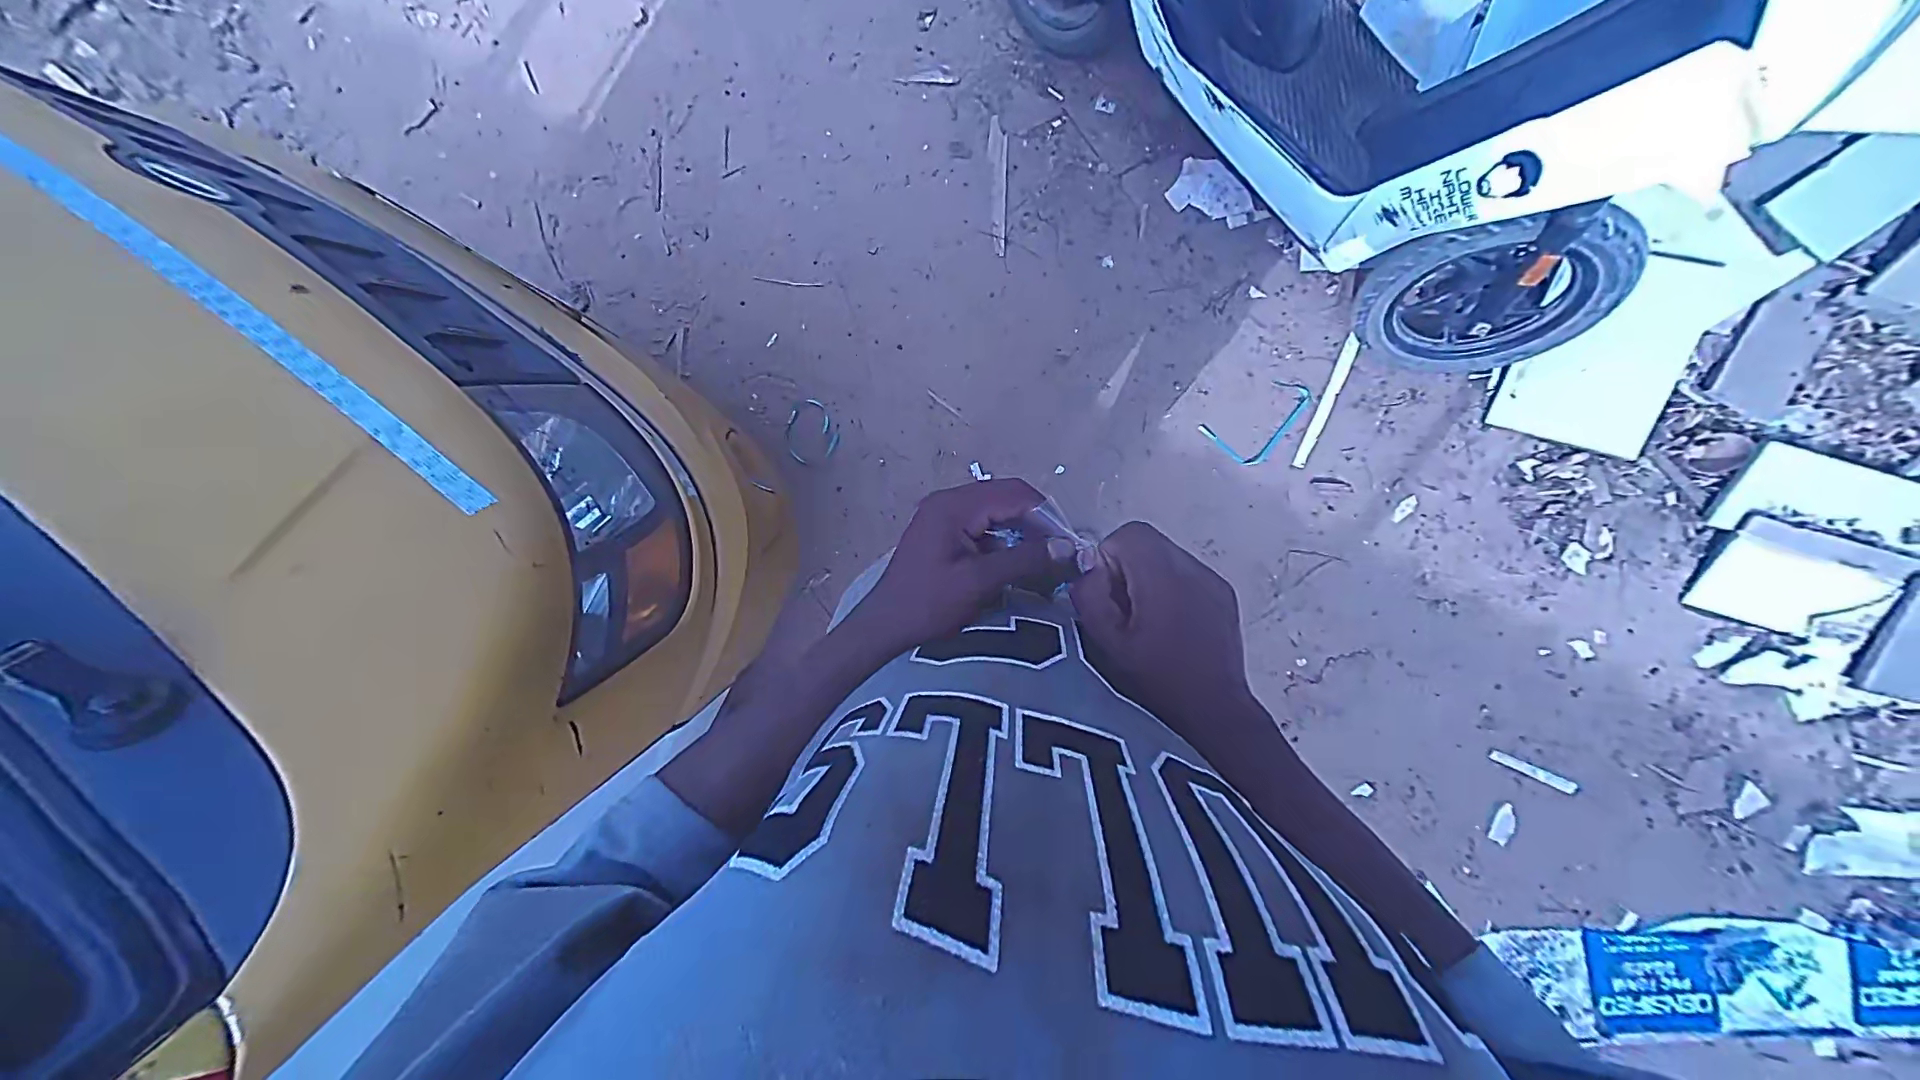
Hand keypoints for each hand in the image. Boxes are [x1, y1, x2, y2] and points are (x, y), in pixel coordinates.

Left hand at [847, 479, 1076, 654]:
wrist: (884, 627)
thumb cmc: (927, 604)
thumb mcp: (979, 582)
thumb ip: (1025, 560)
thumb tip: (1069, 547)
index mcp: (954, 505)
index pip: (1015, 494)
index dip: (1047, 515)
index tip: (1068, 543)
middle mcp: (949, 501)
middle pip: (1007, 499)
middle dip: (1037, 524)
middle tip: (1060, 553)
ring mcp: (945, 516)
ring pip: (998, 514)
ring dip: (1022, 534)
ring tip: (1044, 563)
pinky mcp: (945, 533)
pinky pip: (984, 528)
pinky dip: (1005, 544)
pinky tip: (1018, 567)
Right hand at [1070, 522, 1253, 725]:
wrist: (1212, 712)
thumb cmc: (1154, 681)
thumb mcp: (1106, 641)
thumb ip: (1089, 594)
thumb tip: (1088, 567)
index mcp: (1163, 577)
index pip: (1128, 534)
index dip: (1107, 559)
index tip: (1108, 596)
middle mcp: (1193, 569)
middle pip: (1147, 541)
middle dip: (1125, 567)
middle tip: (1123, 610)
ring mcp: (1213, 581)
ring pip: (1165, 555)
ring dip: (1147, 577)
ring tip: (1145, 622)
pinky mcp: (1224, 595)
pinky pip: (1185, 574)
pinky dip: (1170, 588)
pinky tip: (1169, 627)